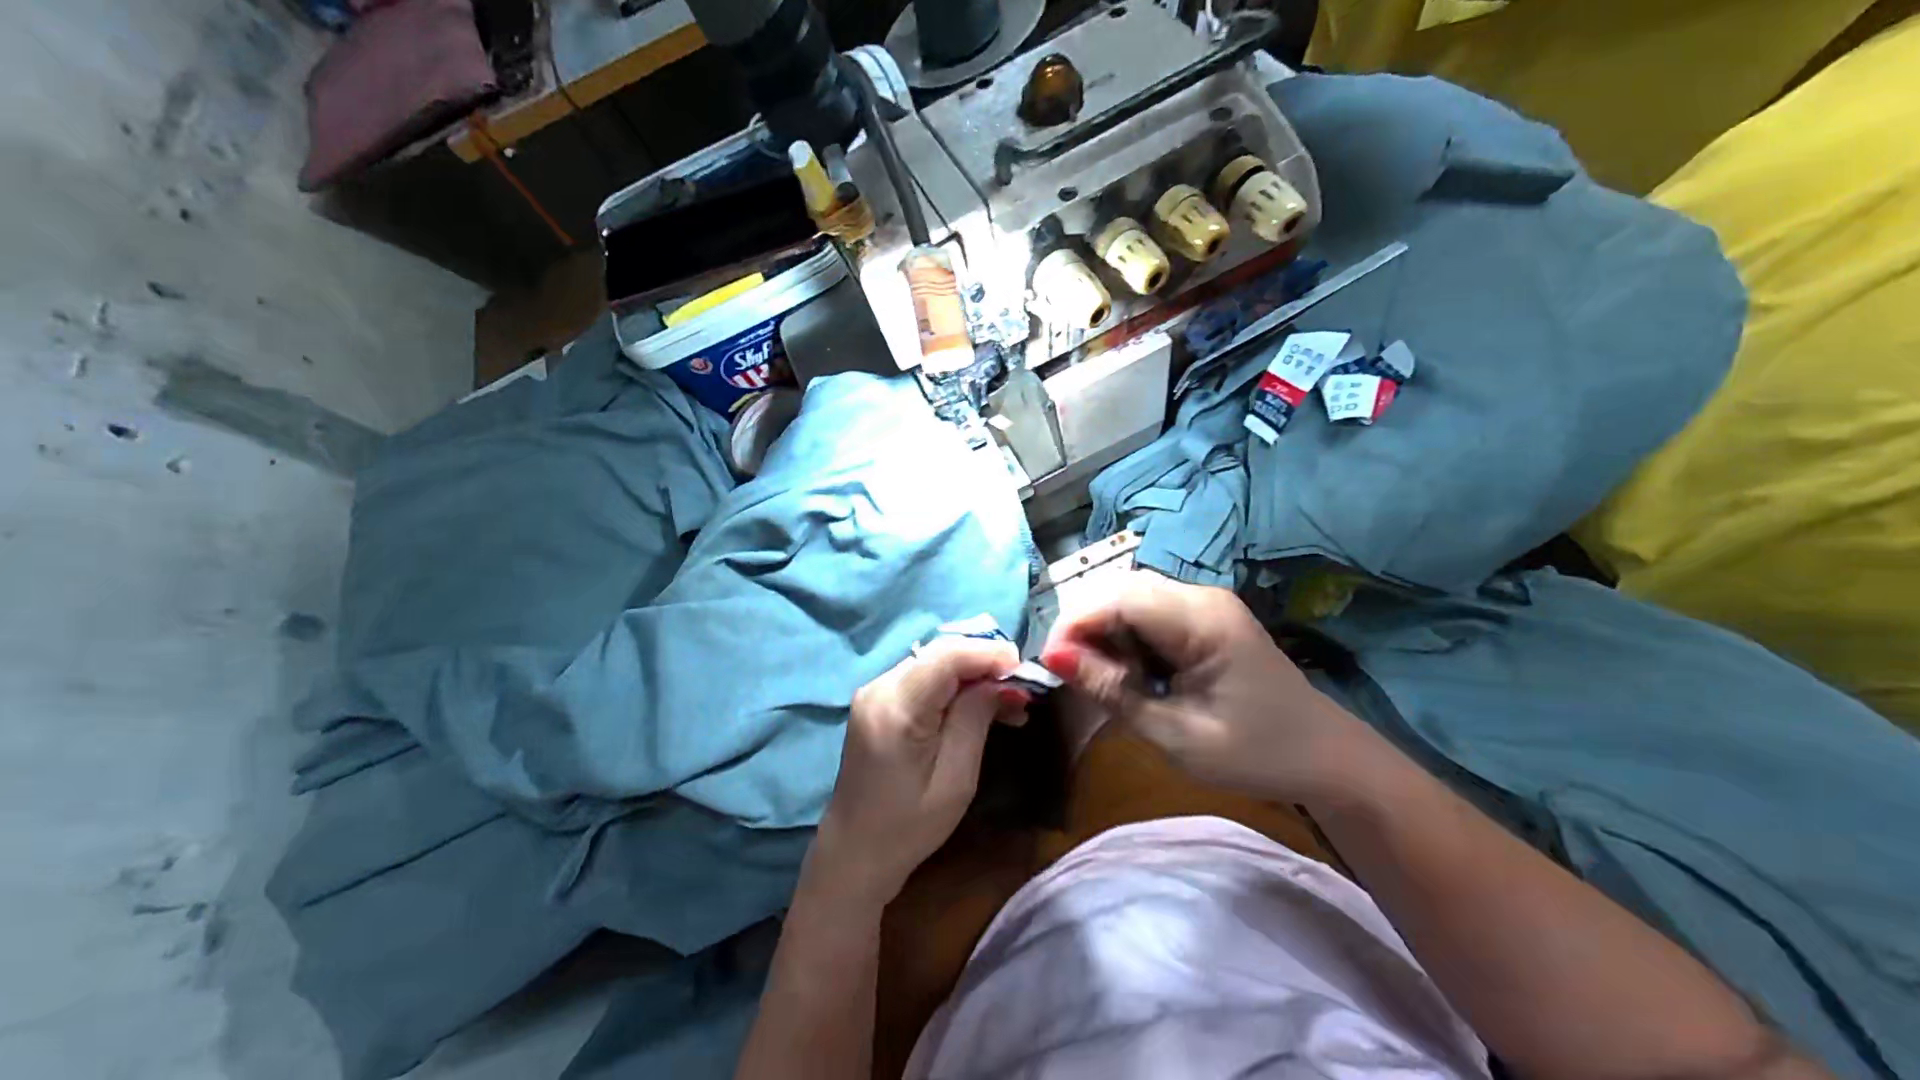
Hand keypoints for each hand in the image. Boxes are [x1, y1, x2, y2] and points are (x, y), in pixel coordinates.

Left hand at [811, 637, 1027, 905]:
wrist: (856, 851)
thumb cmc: (909, 826)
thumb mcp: (955, 778)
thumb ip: (975, 719)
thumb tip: (1000, 682)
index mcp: (896, 707)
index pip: (947, 656)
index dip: (989, 654)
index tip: (1024, 671)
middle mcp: (879, 687)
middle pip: (940, 654)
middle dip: (985, 664)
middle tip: (1022, 691)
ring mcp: (874, 692)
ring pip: (934, 664)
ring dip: (973, 676)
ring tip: (1010, 705)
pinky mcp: (877, 702)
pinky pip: (922, 679)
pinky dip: (954, 687)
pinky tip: (979, 707)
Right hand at [1040, 571, 1380, 804]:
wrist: (1326, 758)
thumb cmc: (1255, 753)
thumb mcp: (1175, 734)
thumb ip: (1113, 691)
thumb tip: (1055, 658)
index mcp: (1201, 619)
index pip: (1118, 598)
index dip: (1076, 624)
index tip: (1051, 665)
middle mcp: (1200, 597)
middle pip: (1121, 590)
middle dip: (1086, 627)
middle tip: (1072, 676)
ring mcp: (1204, 604)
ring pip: (1130, 599)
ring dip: (1105, 633)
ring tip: (1101, 679)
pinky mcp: (1204, 618)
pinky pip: (1149, 613)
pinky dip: (1126, 638)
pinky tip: (1129, 672)